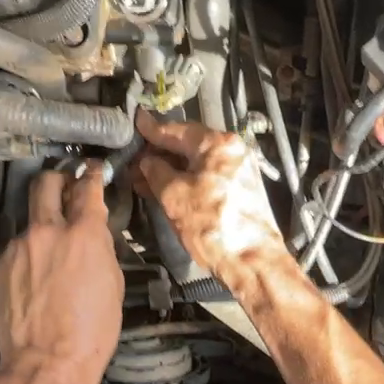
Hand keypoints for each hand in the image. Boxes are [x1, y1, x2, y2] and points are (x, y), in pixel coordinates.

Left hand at [0, 163, 122, 383]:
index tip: (93, 170)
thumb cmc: (90, 332)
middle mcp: (47, 231)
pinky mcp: (0, 264)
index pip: (87, 187)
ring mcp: (18, 246)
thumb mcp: (114, 283)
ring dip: (41, 220)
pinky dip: (27, 249)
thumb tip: (94, 232)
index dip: (92, 175)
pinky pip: (15, 244)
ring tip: (51, 240)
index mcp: (84, 234)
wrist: (47, 363)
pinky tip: (36, 270)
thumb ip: (101, 247)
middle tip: (65, 186)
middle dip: (58, 179)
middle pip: (46, 182)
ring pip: (28, 216)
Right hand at [132, 110, 288, 277]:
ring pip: (195, 164)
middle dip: (158, 154)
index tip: (136, 121)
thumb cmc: (212, 226)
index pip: (177, 130)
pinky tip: (163, 189)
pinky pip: (205, 177)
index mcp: (218, 144)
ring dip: (169, 170)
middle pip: (188, 145)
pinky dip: (184, 181)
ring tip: (140, 178)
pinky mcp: (238, 190)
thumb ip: (156, 171)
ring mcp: (237, 171)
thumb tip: (147, 161)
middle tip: (132, 160)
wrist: (252, 261)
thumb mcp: (173, 196)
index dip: (152, 129)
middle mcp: (232, 151)